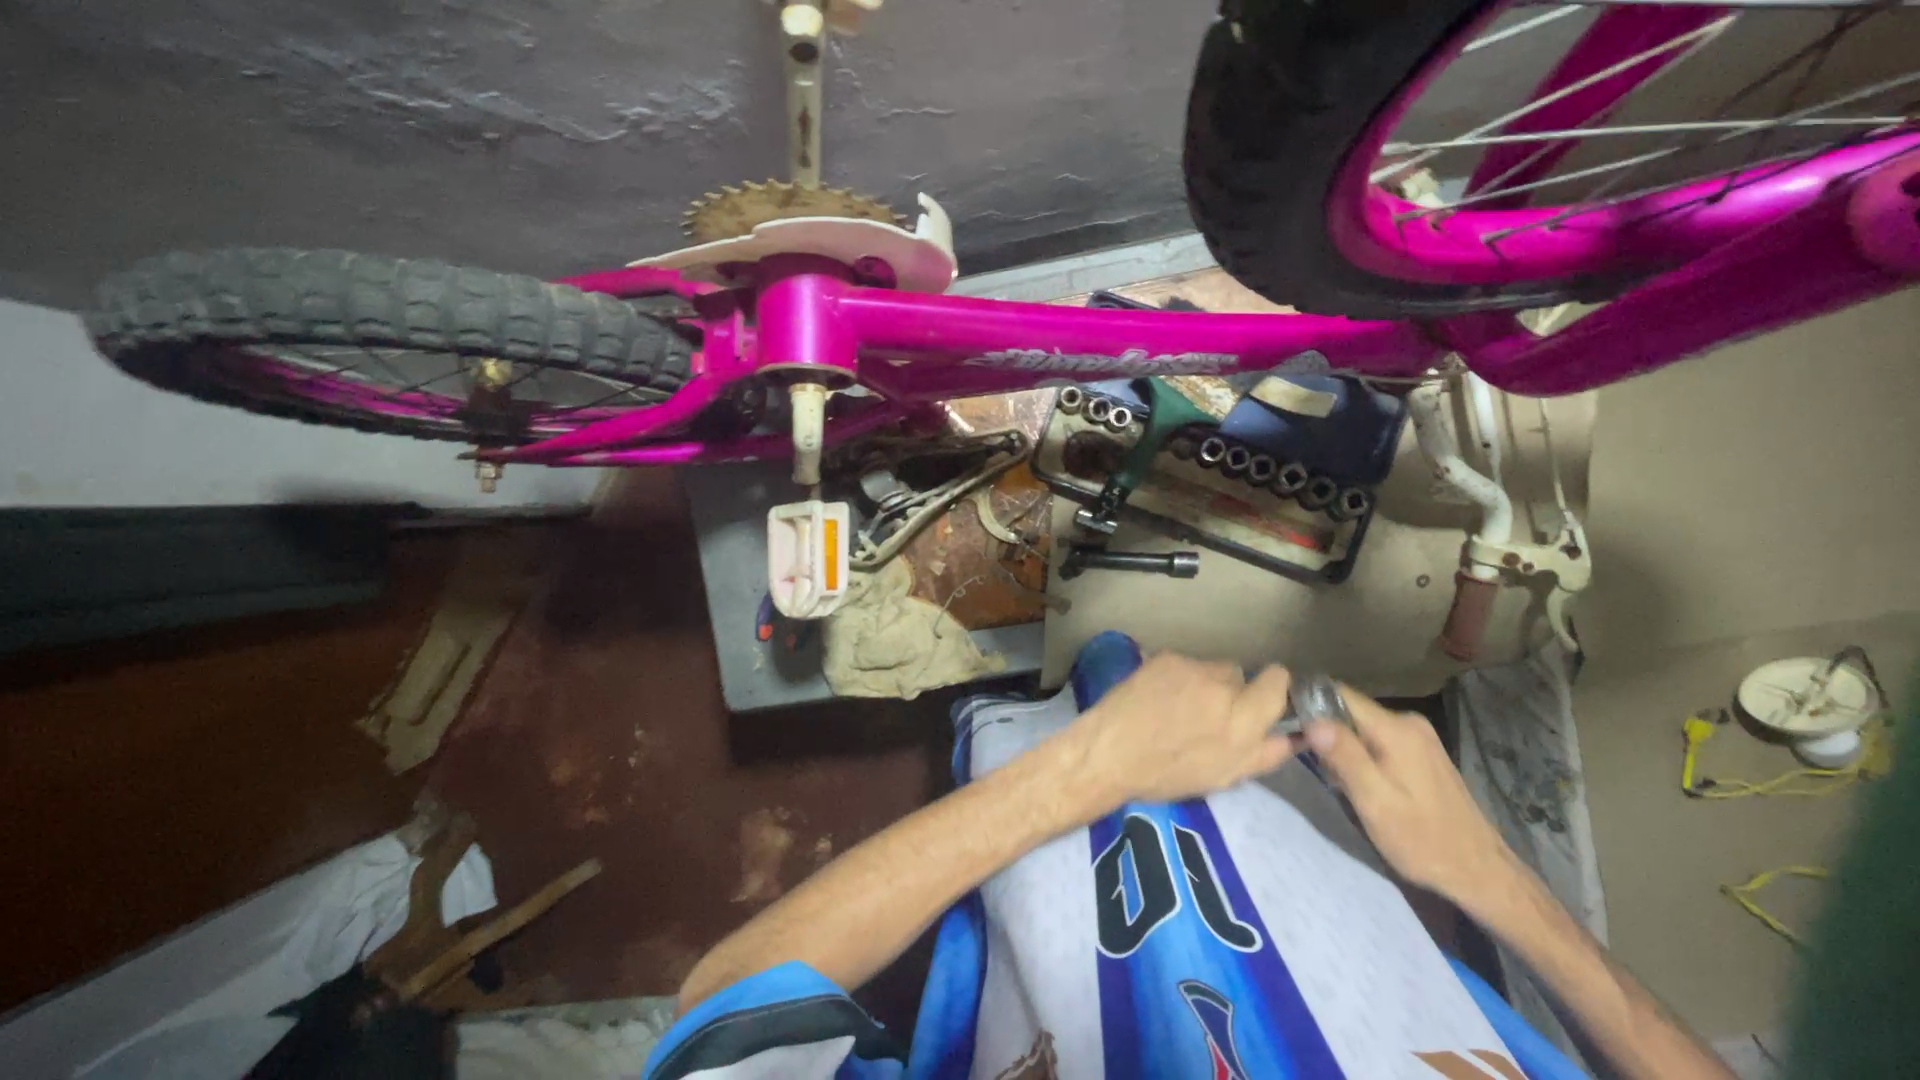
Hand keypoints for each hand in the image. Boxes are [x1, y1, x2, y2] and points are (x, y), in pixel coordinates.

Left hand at [1068, 654, 1297, 804]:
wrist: (1108, 753)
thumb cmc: (1165, 774)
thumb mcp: (1223, 777)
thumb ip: (1264, 754)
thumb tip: (1293, 736)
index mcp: (1243, 722)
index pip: (1278, 681)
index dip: (1272, 687)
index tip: (1259, 698)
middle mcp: (1223, 687)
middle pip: (1240, 676)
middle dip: (1231, 691)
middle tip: (1207, 714)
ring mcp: (1192, 669)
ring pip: (1210, 668)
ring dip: (1203, 683)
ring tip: (1177, 707)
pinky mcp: (1166, 658)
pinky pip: (1183, 664)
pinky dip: (1176, 677)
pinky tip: (1157, 697)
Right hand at [1304, 689, 1518, 909]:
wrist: (1478, 869)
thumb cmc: (1422, 840)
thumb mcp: (1375, 803)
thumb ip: (1345, 758)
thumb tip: (1313, 720)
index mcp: (1396, 730)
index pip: (1339, 694)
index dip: (1309, 703)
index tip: (1285, 723)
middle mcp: (1409, 723)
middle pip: (1349, 712)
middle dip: (1326, 734)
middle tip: (1316, 769)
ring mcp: (1419, 737)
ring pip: (1362, 728)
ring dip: (1343, 749)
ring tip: (1338, 783)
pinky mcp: (1422, 752)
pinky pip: (1378, 741)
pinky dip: (1362, 757)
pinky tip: (1362, 786)